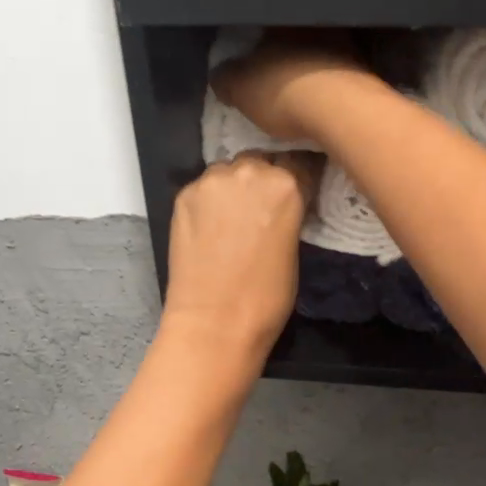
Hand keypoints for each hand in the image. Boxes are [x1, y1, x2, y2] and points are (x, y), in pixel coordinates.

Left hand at [162, 151, 318, 360]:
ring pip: (230, 171)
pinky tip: (212, 228)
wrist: (214, 323)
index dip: (300, 179)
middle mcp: (249, 172)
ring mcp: (211, 181)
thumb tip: (282, 207)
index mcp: (286, 186)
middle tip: (264, 212)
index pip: (301, 162)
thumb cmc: (267, 299)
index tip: (299, 193)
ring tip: (235, 221)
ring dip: (236, 188)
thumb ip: (289, 214)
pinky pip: (205, 188)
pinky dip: (211, 201)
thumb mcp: (294, 249)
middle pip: (262, 162)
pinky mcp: (184, 195)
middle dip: (265, 181)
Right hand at [211, 30, 376, 144]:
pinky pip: (340, 78)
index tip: (253, 66)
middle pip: (296, 40)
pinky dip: (331, 89)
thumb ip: (226, 79)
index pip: (263, 28)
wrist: (339, 108)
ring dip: (312, 72)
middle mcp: (314, 24)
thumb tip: (220, 76)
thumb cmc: (281, 91)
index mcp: (279, 20)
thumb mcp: (239, 88)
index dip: (256, 48)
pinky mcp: (364, 71)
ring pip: (321, 56)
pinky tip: (324, 106)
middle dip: (287, 58)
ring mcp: (344, 45)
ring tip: (303, 97)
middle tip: (279, 82)